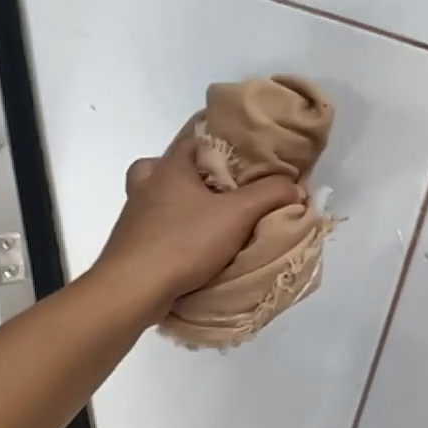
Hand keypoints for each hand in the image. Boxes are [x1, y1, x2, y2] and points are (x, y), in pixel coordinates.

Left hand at [90, 134, 302, 313]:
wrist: (132, 291)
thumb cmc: (183, 241)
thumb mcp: (239, 214)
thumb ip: (271, 194)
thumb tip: (296, 187)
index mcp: (169, 168)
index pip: (193, 136)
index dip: (219, 136)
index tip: (243, 145)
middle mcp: (146, 185)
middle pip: (168, 164)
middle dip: (193, 170)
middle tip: (221, 182)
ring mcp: (134, 215)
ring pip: (158, 195)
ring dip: (181, 200)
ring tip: (210, 214)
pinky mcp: (131, 244)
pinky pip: (155, 225)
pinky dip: (173, 228)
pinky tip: (194, 243)